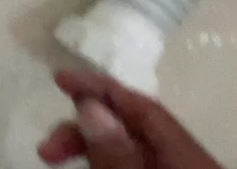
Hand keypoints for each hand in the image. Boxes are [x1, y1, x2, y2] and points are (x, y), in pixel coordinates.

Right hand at [38, 70, 223, 168]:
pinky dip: (108, 160)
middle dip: (84, 126)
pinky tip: (88, 163)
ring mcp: (180, 164)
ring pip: (130, 147)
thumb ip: (118, 151)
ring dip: (91, 146)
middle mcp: (187, 154)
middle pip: (130, 126)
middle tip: (49, 144)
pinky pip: (137, 162)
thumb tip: (87, 105)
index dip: (97, 85)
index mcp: (188, 149)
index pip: (139, 102)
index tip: (56, 77)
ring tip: (58, 155)